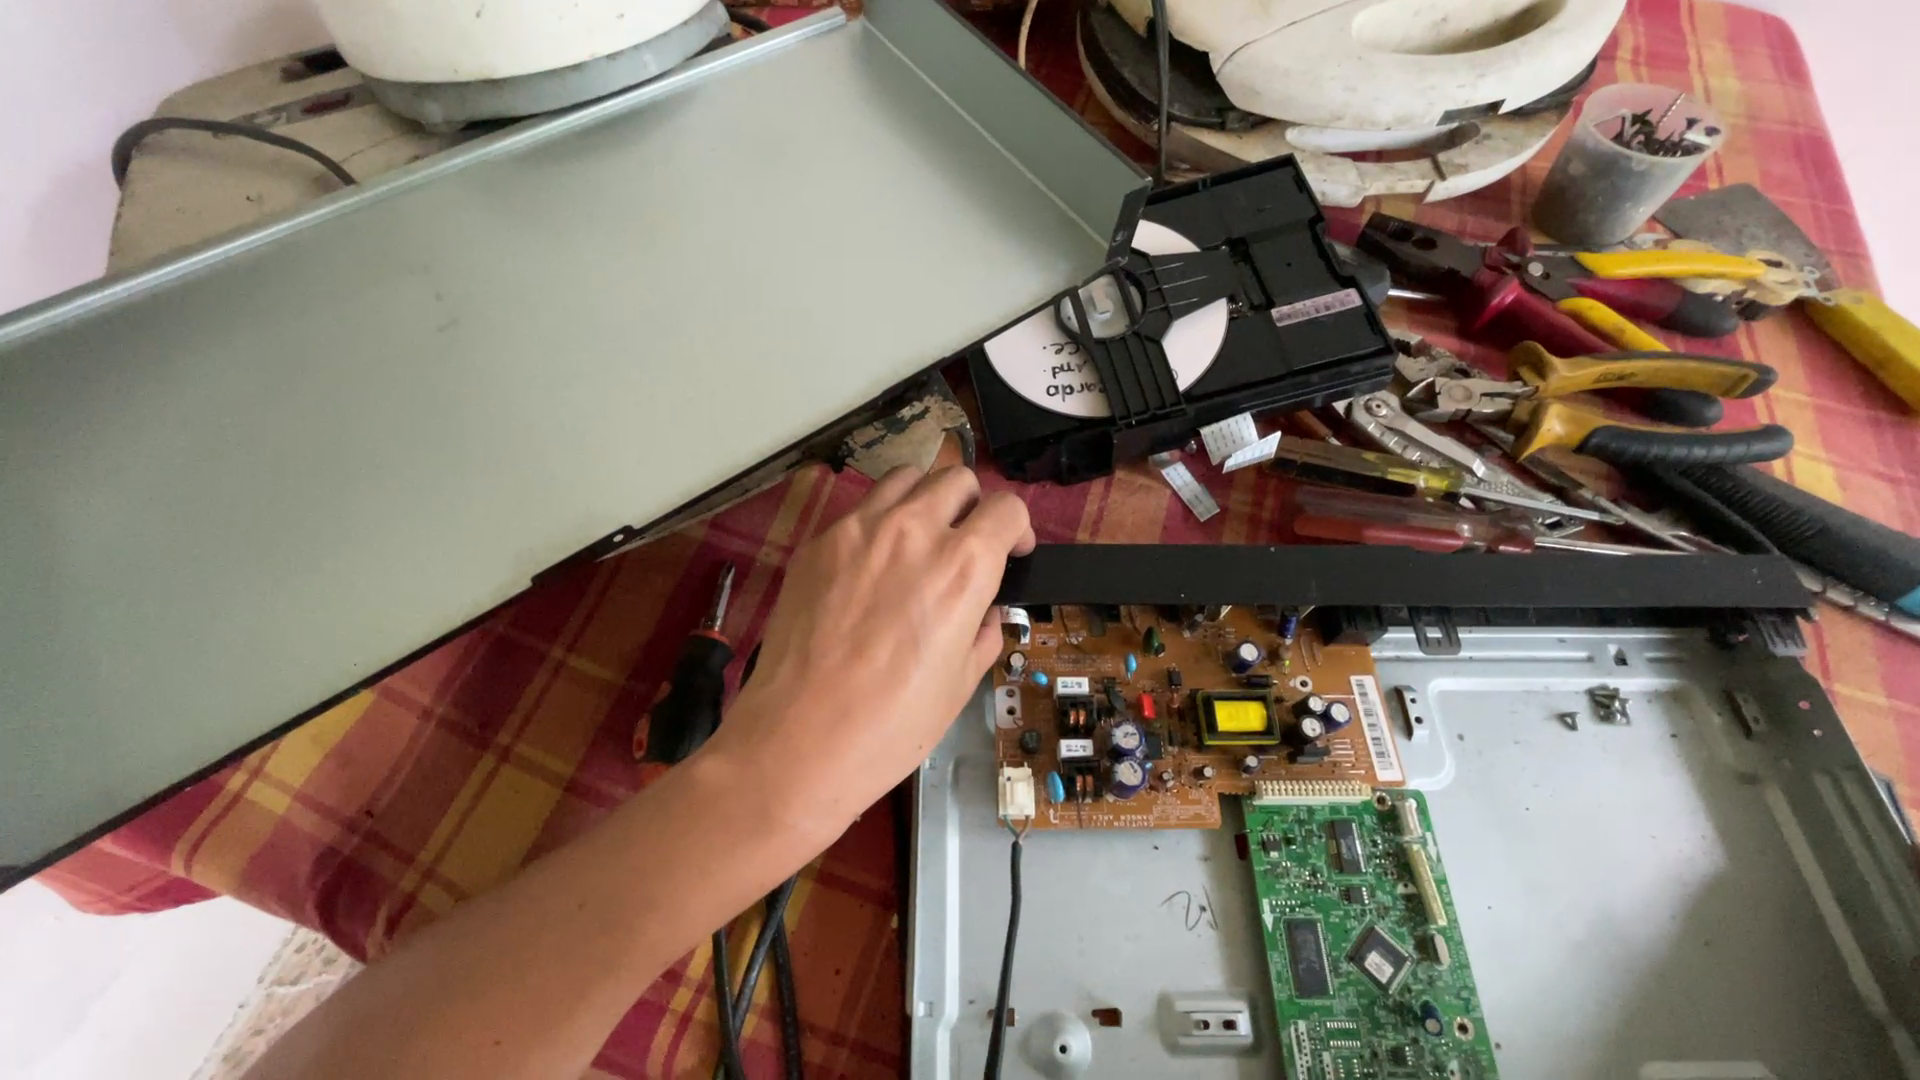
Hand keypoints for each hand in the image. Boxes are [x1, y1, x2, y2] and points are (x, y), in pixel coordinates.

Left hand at [702, 465, 1033, 842]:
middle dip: (972, 506)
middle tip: (966, 542)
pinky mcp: (818, 543)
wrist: (800, 738)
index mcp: (963, 566)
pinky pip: (859, 511)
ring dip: (924, 500)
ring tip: (919, 540)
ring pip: (905, 479)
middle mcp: (913, 531)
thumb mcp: (961, 682)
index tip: (1013, 550)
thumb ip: (983, 631)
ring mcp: (858, 530)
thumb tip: (984, 611)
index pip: (1007, 508)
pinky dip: (878, 523)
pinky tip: (871, 566)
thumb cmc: (889, 723)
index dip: (1019, 529)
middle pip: (956, 479)